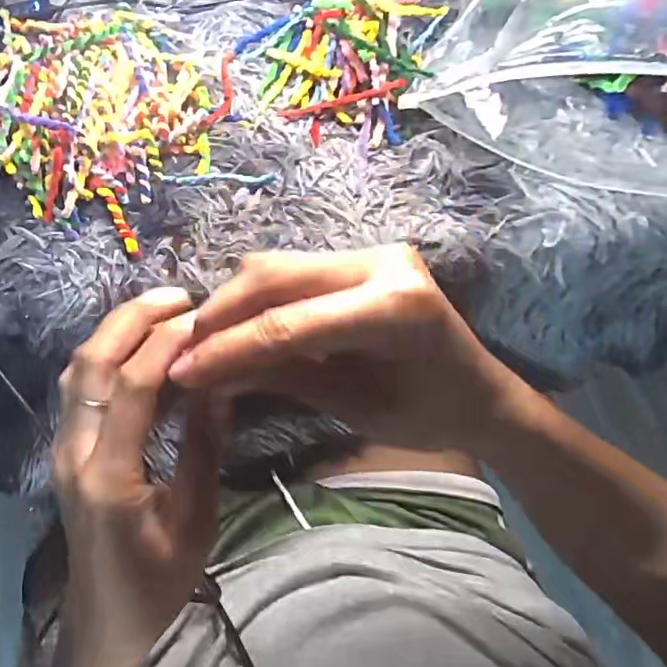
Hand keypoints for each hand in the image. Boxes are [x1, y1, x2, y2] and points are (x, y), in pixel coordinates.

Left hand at [52, 287, 231, 666]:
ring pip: (78, 369)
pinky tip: (135, 344)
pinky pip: (78, 386)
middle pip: (91, 362)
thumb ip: (202, 448)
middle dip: (131, 319)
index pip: (131, 386)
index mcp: (107, 473)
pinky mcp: (65, 449)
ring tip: (159, 309)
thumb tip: (217, 381)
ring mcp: (63, 448)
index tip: (201, 317)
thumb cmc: (154, 584)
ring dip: (115, 330)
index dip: (165, 343)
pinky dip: (105, 353)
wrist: (101, 625)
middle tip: (177, 295)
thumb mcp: (193, 521)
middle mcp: (74, 450)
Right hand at [167, 245, 529, 449]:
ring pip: (276, 266)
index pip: (289, 324)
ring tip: (203, 341)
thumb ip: (280, 378)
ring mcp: (371, 251)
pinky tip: (235, 324)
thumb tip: (207, 372)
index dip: (229, 348)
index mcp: (395, 308)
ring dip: (232, 301)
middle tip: (184, 350)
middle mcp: (382, 262)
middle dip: (220, 314)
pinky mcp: (358, 254)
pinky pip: (290, 270)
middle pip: (274, 277)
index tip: (183, 371)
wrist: (482, 392)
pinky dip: (254, 297)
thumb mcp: (353, 408)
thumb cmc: (431, 415)